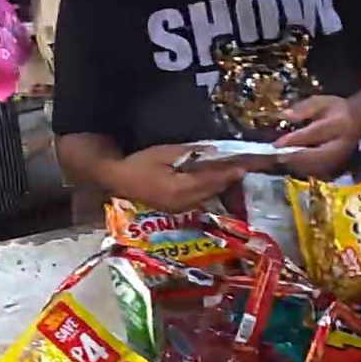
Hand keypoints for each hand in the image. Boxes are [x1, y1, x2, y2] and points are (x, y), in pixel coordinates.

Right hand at [102, 144, 243, 211]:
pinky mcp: (175, 208)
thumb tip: (212, 152)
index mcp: (179, 189)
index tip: (243, 169)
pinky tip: (215, 183)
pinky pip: (198, 200)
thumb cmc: (139, 164)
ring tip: (233, 176)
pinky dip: (209, 191)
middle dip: (227, 182)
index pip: (210, 182)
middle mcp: (182, 203)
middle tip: (243, 170)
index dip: (227, 175)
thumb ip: (189, 154)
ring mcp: (178, 208)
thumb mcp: (164, 153)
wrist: (117, 180)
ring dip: (220, 188)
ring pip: (206, 198)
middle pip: (211, 192)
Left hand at [274, 95, 360, 177]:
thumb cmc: (336, 109)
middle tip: (278, 157)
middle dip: (294, 158)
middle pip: (315, 156)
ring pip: (317, 167)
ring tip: (283, 161)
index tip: (276, 144)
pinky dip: (305, 170)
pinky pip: (320, 172)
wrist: (358, 120)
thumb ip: (303, 109)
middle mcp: (340, 144)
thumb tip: (285, 116)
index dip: (293, 140)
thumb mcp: (320, 102)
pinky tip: (293, 166)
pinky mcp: (340, 165)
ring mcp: (341, 157)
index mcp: (337, 125)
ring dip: (298, 166)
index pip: (313, 134)